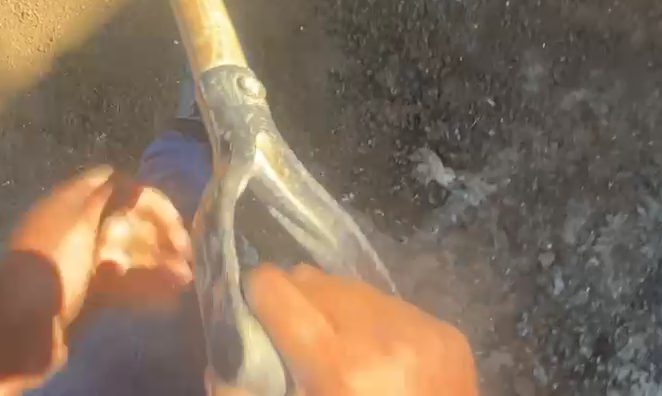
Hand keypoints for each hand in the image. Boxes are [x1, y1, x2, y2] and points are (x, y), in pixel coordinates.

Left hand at [4, 165, 194, 329]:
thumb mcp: (81, 218)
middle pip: (124, 219)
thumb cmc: (53, 262)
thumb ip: (111, 195)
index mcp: (71, 200)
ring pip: (126, 254)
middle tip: (188, 254)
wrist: (19, 326)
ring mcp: (81, 262)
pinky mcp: (85, 296)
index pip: (116, 184)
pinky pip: (121, 284)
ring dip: (157, 262)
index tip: (174, 219)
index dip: (146, 197)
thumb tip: (135, 182)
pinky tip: (171, 295)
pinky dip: (145, 286)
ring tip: (186, 278)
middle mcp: (77, 225)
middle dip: (157, 233)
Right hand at [247, 265, 476, 395]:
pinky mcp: (445, 332)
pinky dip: (371, 323)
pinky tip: (379, 358)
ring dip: (333, 309)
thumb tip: (216, 364)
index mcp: (340, 369)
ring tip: (340, 349)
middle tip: (298, 343)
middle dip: (295, 303)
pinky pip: (384, 301)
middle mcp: (380, 336)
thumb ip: (246, 395)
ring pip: (344, 284)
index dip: (257, 297)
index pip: (274, 284)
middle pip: (307, 277)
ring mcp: (418, 329)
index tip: (256, 319)